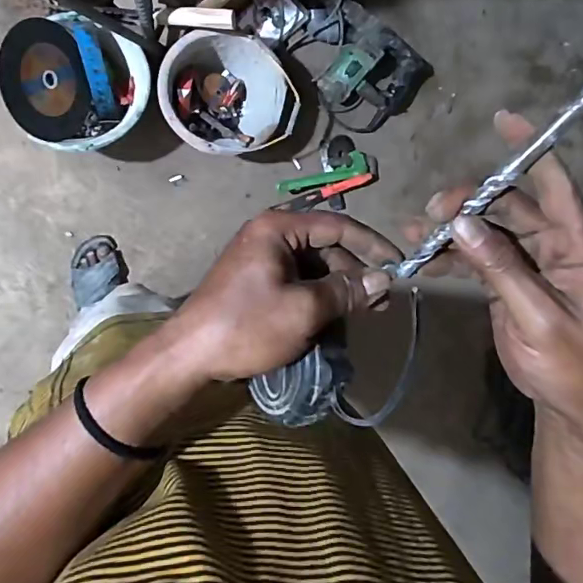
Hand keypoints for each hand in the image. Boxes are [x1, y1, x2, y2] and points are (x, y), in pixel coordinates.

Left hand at [159, 211, 400, 382]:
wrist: (185, 357)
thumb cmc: (246, 326)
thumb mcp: (303, 309)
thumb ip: (346, 290)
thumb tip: (384, 279)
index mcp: (278, 228)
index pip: (337, 225)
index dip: (371, 244)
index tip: (397, 265)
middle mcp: (270, 234)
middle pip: (326, 247)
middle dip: (354, 273)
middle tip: (380, 302)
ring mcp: (261, 257)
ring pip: (314, 267)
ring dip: (338, 289)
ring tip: (361, 314)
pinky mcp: (257, 280)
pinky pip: (297, 281)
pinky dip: (317, 298)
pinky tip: (332, 320)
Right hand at [406, 111, 582, 438]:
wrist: (576, 412)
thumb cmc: (575, 367)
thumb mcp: (540, 319)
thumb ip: (502, 269)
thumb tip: (462, 223)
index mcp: (581, 247)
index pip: (557, 185)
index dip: (533, 149)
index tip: (505, 119)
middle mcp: (557, 245)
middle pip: (512, 205)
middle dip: (472, 201)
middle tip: (434, 210)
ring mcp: (533, 263)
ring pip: (490, 228)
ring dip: (456, 226)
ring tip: (419, 228)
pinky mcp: (512, 281)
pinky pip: (480, 256)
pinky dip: (454, 253)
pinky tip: (423, 254)